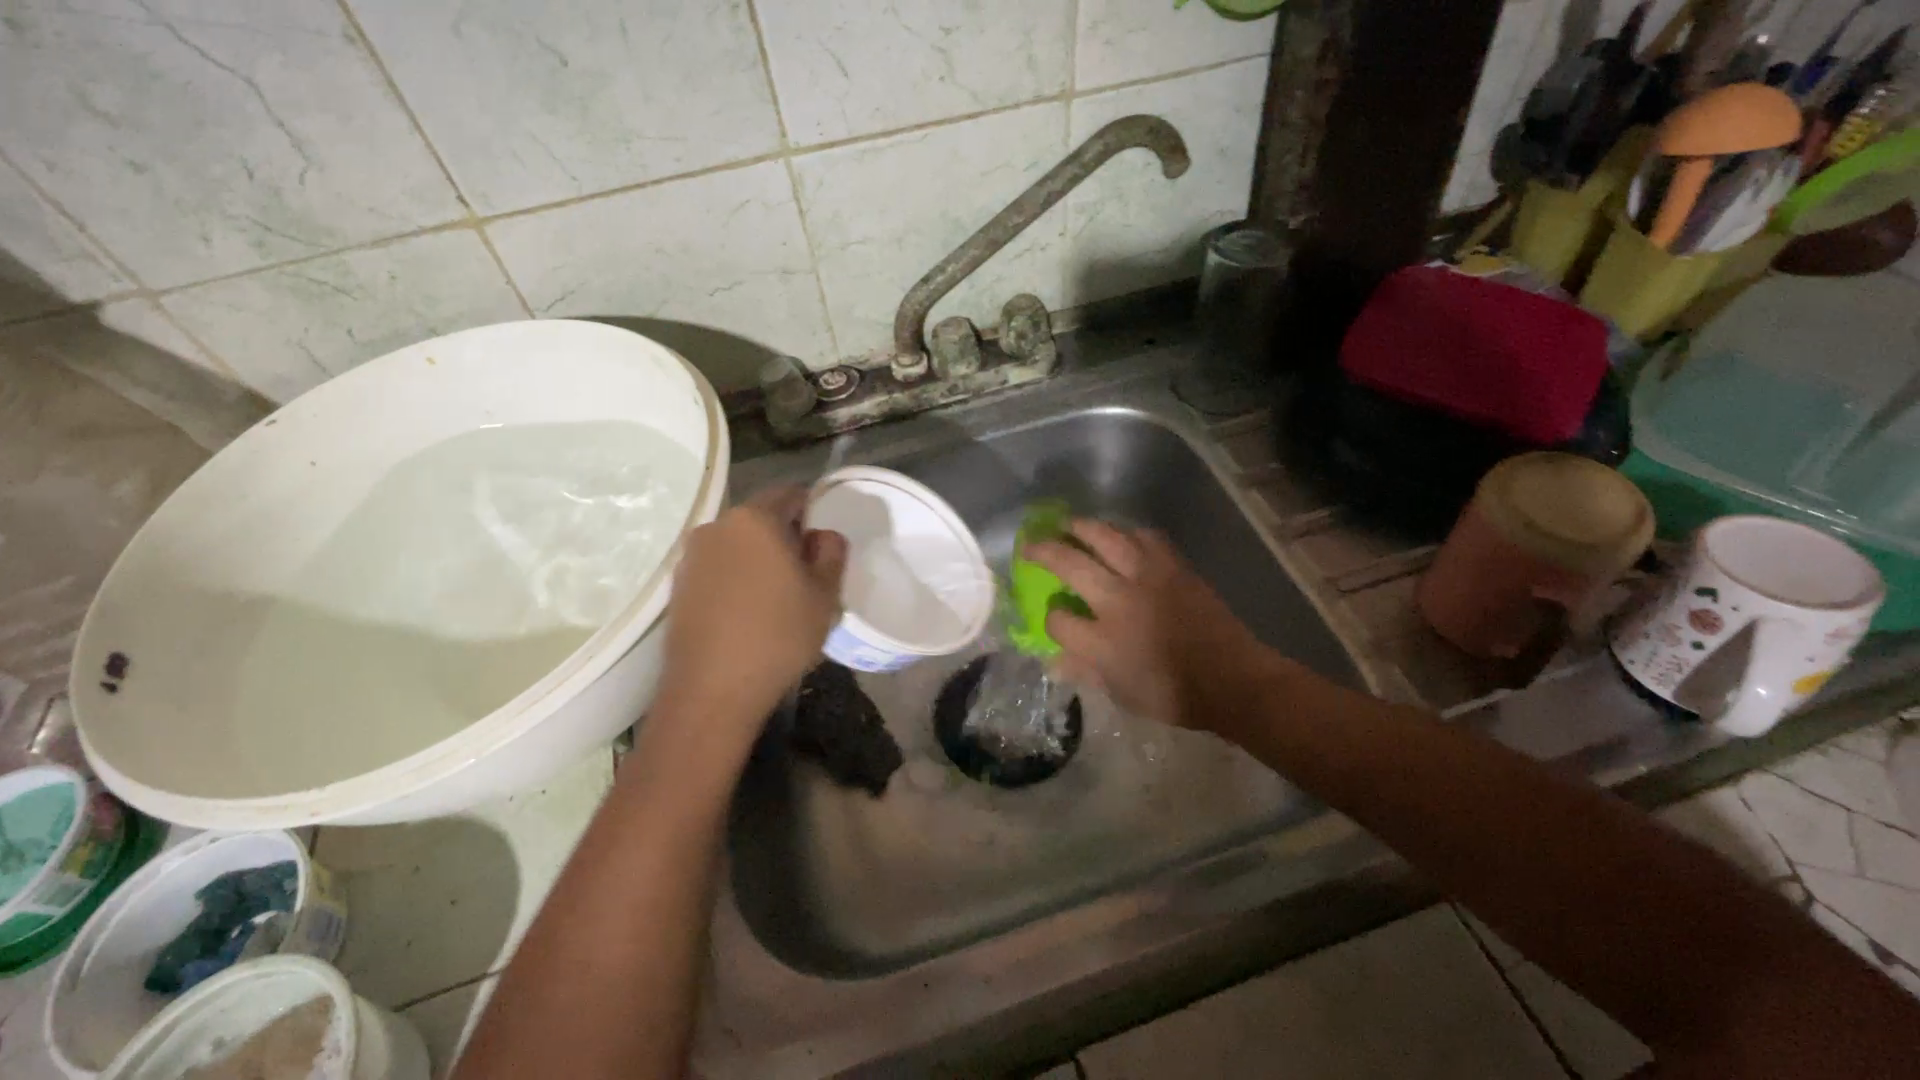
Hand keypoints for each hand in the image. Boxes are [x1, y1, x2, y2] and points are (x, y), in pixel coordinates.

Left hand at [658, 487, 845, 727]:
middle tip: (806, 574)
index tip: (824, 545)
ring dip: (758, 561)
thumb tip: (822, 536)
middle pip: (761, 519)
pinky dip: (736, 580)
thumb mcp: (824, 595)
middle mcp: (717, 527)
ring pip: (738, 546)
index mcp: (755, 518)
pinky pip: (718, 570)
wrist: (712, 690)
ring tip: (777, 599)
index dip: (813, 512)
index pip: (791, 494)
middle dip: (785, 538)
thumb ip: (831, 553)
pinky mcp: (679, 586)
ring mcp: (692, 557)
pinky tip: (748, 614)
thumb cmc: (778, 636)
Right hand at [1025, 520, 1265, 731]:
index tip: (1053, 618)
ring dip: (1081, 527)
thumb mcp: (1121, 694)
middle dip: (1044, 550)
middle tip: (1031, 544)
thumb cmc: (1174, 696)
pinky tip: (1120, 537)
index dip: (1049, 617)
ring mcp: (1147, 577)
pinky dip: (1126, 533)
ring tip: (1068, 525)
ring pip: (1105, 536)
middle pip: (1070, 562)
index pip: (1057, 618)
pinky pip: (1144, 537)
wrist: (1232, 680)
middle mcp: (1118, 600)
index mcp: (1101, 640)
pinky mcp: (1173, 566)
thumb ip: (1086, 671)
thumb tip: (1055, 661)